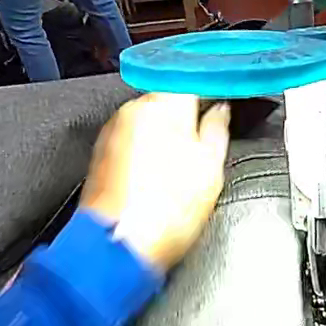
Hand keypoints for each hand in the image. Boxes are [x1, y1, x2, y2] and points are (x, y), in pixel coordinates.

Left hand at [80, 93, 231, 271]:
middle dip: (187, 119)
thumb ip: (218, 129)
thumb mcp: (211, 168)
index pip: (193, 79)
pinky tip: (159, 181)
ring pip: (150, 122)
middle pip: (169, 101)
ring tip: (181, 171)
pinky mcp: (103, 154)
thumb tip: (221, 112)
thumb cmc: (164, 213)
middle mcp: (132, 111)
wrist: (120, 246)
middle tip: (206, 147)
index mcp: (163, 105)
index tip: (222, 101)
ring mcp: (114, 132)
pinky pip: (134, 142)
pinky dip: (149, 154)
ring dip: (167, 137)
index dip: (211, 91)